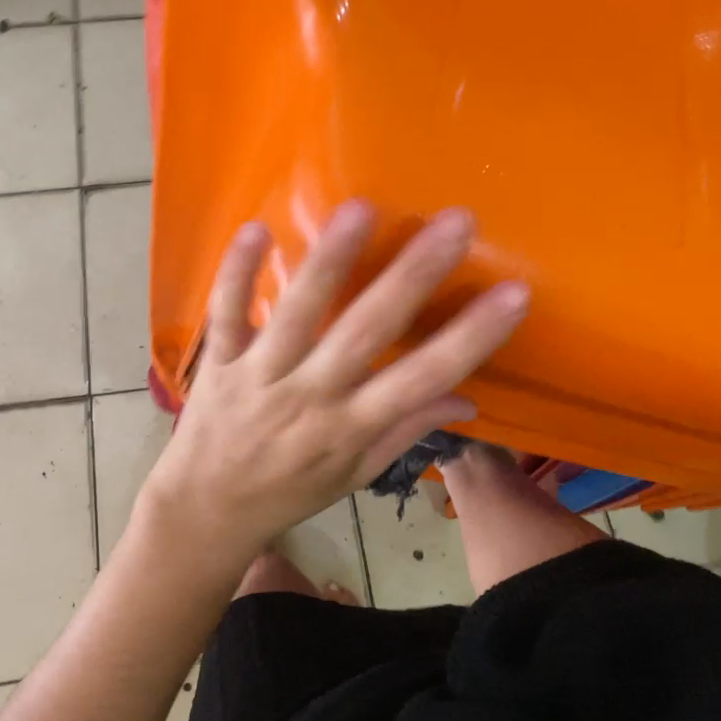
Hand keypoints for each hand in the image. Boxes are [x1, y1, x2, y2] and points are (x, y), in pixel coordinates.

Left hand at [136, 200, 529, 560]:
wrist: (205, 513)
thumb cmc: (289, 493)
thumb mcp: (353, 476)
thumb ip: (405, 432)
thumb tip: (466, 400)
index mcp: (349, 428)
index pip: (423, 378)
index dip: (472, 337)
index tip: (514, 293)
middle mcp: (309, 397)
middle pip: (367, 331)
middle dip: (414, 275)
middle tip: (457, 223)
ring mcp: (259, 375)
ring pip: (298, 312)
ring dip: (331, 259)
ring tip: (362, 208)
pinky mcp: (218, 362)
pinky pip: (226, 313)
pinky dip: (237, 272)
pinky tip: (256, 227)